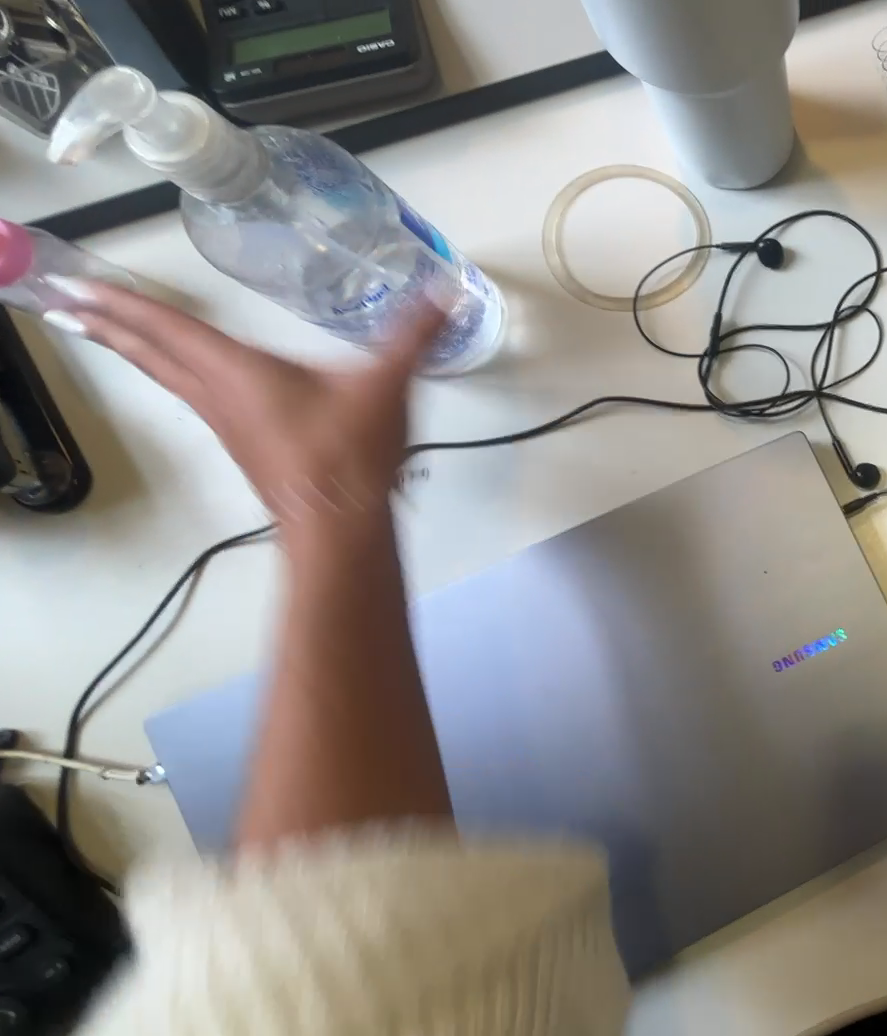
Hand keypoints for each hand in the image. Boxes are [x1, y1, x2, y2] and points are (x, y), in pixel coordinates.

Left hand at [52, 278, 442, 541]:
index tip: (65, 279)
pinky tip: (197, 385)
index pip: (165, 325)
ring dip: (134, 353)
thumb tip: (444, 292)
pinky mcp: (248, 447)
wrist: (339, 519)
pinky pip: (198, 402)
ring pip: (167, 379)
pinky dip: (176, 380)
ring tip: (104, 334)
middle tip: (56, 301)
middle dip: (103, 324)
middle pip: (149, 353)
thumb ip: (414, 336)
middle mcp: (218, 393)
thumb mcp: (387, 382)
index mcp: (237, 369)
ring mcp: (228, 425)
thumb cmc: (349, 449)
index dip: (118, 299)